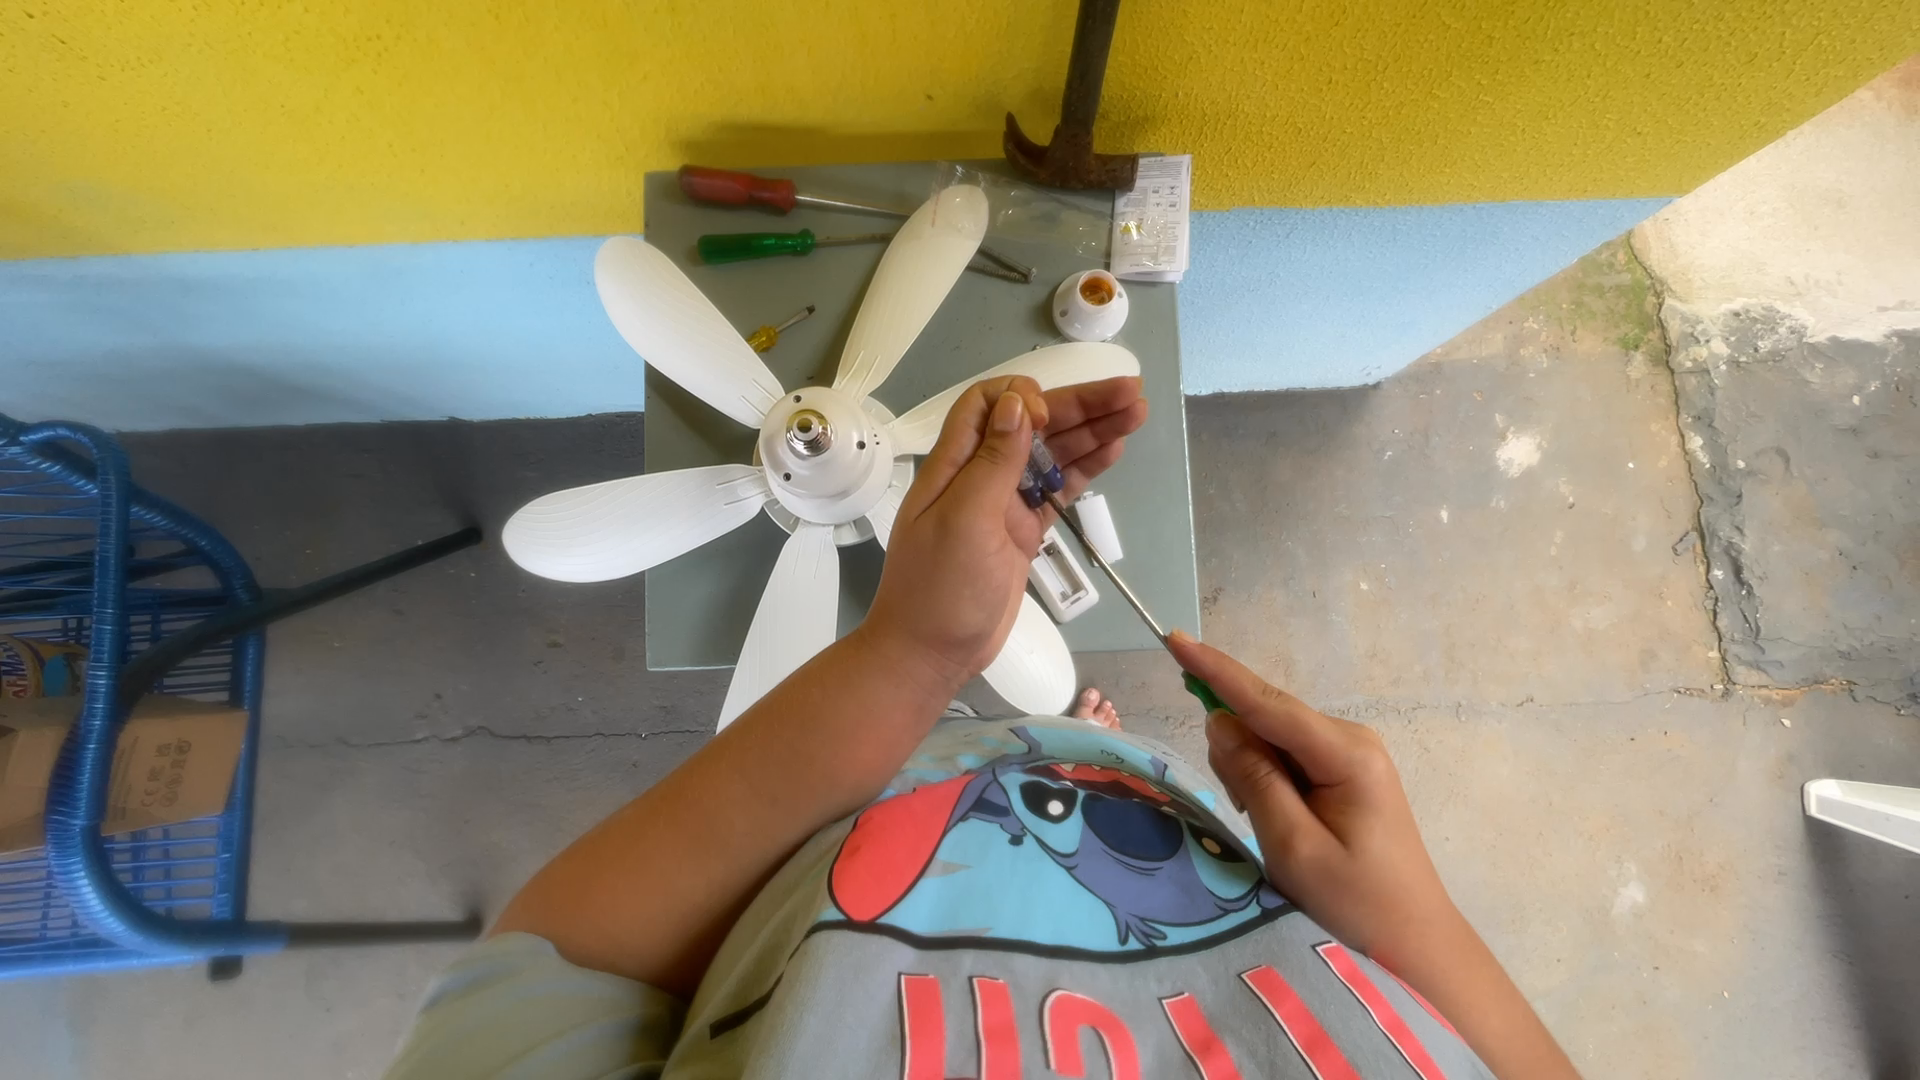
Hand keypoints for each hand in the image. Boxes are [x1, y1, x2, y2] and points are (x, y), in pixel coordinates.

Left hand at [865, 375, 1146, 688]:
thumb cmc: (941, 587)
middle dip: (1078, 406)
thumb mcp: (965, 519)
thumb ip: (992, 461)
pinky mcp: (1023, 531)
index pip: (988, 404)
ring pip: (1051, 455)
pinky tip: (1113, 450)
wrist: (933, 652)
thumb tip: (1018, 402)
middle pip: (1032, 425)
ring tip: (1137, 412)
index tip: (1048, 420)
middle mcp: (980, 475)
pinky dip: (1084, 469)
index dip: (1023, 399)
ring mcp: (1004, 504)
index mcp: (954, 464)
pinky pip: (1057, 490)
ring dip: (1091, 432)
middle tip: (1131, 393)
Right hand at [1169, 632, 1463, 970]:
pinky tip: (1276, 815)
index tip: (1173, 639)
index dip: (1215, 670)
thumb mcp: (1292, 845)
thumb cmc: (1355, 900)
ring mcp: (1346, 751)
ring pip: (1267, 734)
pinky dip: (1263, 776)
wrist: (1415, 943)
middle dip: (1234, 747)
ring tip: (1265, 823)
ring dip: (1248, 768)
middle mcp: (1347, 738)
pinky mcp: (1338, 767)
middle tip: (1242, 809)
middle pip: (1263, 716)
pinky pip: (1281, 753)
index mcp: (1344, 753)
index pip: (1265, 702)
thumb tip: (1219, 721)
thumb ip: (1253, 777)